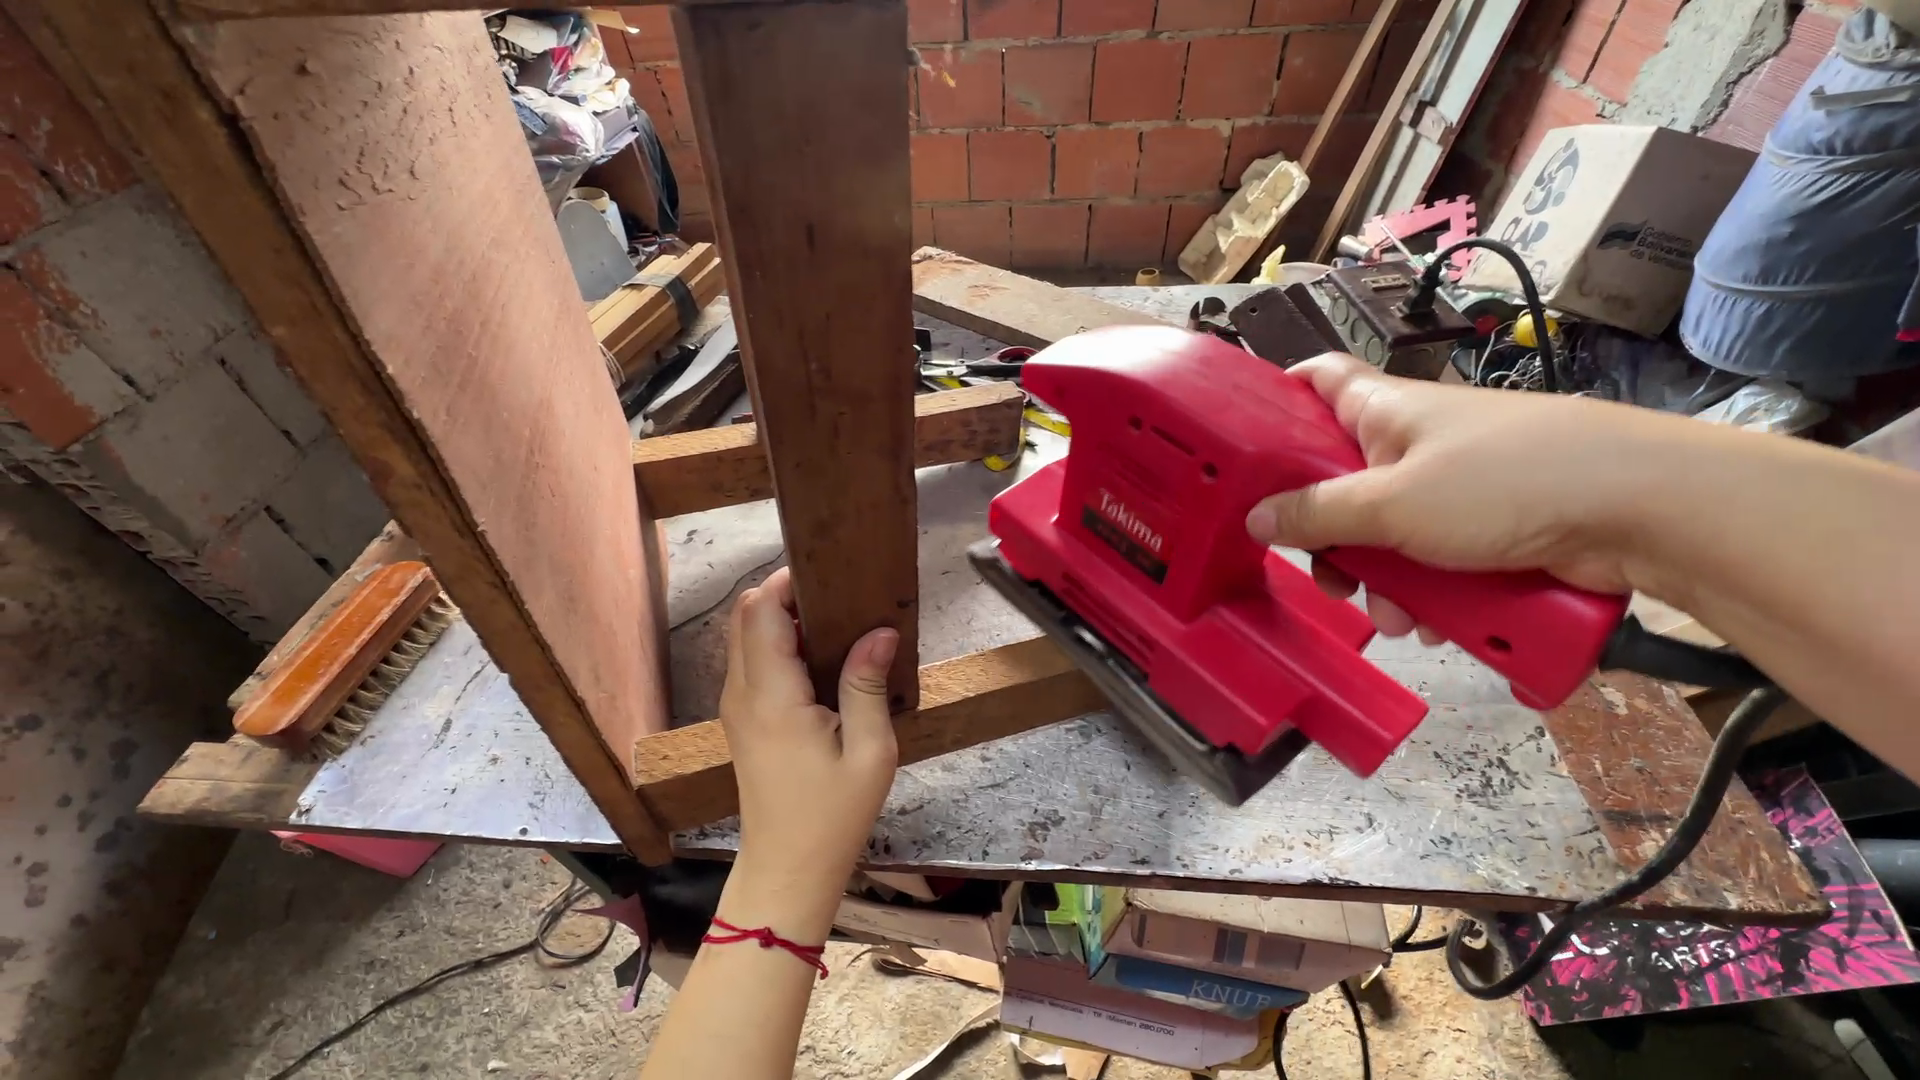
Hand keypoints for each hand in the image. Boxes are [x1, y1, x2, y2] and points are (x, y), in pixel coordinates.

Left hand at [719, 568, 898, 911]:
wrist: (786, 868)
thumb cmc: (832, 814)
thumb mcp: (869, 752)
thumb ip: (868, 685)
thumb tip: (880, 631)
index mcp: (772, 696)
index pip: (762, 612)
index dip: (788, 582)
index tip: (830, 575)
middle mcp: (742, 692)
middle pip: (746, 615)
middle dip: (785, 594)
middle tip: (838, 597)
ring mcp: (736, 707)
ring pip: (744, 636)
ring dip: (780, 618)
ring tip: (834, 623)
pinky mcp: (741, 720)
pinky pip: (749, 661)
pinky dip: (776, 644)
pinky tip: (818, 658)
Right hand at [1245, 353, 1674, 636]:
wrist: (1648, 508)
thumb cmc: (1504, 483)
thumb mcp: (1392, 503)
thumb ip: (1318, 514)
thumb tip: (1253, 520)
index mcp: (1383, 410)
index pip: (1317, 379)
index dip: (1277, 398)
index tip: (1246, 443)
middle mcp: (1412, 438)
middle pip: (1339, 475)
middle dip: (1323, 529)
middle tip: (1320, 570)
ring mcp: (1452, 481)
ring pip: (1384, 525)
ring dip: (1375, 574)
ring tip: (1388, 614)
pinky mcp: (1489, 522)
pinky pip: (1431, 553)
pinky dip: (1422, 586)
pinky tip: (1429, 620)